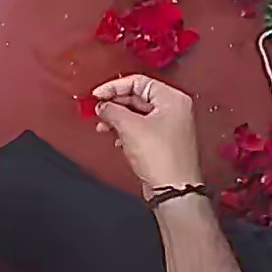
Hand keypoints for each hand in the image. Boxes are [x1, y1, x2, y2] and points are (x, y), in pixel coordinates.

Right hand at [92, 75, 203, 190]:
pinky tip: (114, 137)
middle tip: (98, 109)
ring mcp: (169, 125)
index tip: (97, 95)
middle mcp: (174, 109)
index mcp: (172, 98)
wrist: (172, 189)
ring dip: (118, 118)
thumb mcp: (130, 127)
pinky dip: (126, 130)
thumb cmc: (161, 158)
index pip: (138, 82)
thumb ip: (112, 110)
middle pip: (137, 97)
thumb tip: (102, 105)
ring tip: (102, 125)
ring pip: (137, 113)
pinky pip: (141, 127)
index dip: (114, 87)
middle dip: (115, 103)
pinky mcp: (163, 140)